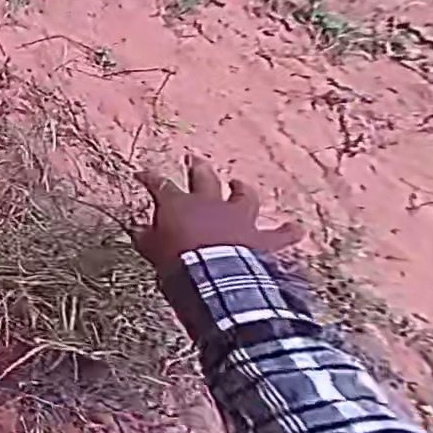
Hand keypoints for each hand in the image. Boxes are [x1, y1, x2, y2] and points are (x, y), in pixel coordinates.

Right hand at [132, 156, 301, 273]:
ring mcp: (239, 218)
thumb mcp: (148, 245)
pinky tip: (293, 228)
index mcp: (178, 204)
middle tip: (194, 158)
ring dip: (241, 190)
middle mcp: (210, 204)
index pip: (159, 184)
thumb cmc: (175, 256)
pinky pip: (280, 234)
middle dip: (197, 167)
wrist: (213, 274)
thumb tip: (138, 229)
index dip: (149, 178)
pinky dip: (287, 231)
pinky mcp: (261, 237)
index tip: (141, 174)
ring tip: (239, 184)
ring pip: (244, 197)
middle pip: (204, 178)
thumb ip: (144, 234)